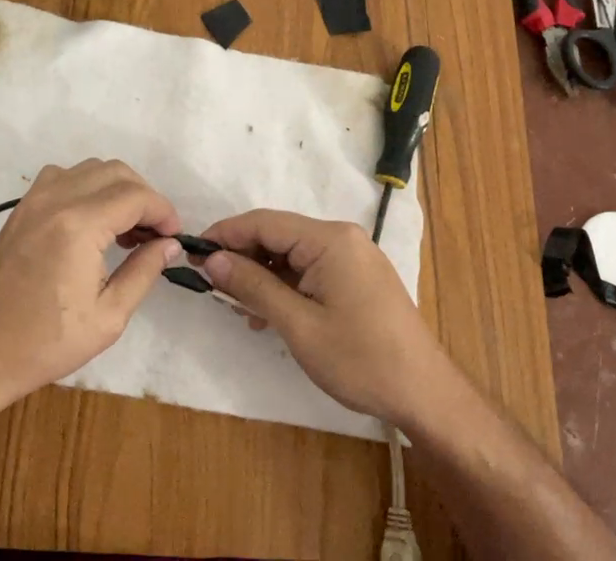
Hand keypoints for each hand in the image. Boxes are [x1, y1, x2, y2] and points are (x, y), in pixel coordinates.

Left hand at [0, 159, 182, 410]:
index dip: (164, 211)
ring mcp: (33, 200)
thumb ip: (143, 272)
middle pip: (116, 172)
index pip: (137, 195)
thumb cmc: (44, 343)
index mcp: (79, 225)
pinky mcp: (20, 210)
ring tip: (126, 231)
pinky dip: (87, 187)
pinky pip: (63, 178)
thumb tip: (169, 244)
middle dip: (144, 196)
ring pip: (89, 169)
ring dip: (116, 188)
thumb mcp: (108, 317)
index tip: (175, 237)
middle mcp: (56, 199)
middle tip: (155, 235)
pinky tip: (92, 224)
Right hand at [196, 209, 459, 428]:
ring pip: (292, 255)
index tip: (192, 255)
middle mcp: (342, 238)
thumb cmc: (359, 359)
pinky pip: (310, 270)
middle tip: (211, 286)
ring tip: (238, 308)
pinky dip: (285, 286)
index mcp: (330, 239)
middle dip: (242, 258)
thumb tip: (212, 259)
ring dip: (262, 276)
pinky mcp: (357, 278)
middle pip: (278, 236)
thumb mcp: (298, 324)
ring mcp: (353, 258)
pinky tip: (268, 315)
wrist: (423, 394)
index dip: (225, 236)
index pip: (263, 223)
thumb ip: (253, 286)